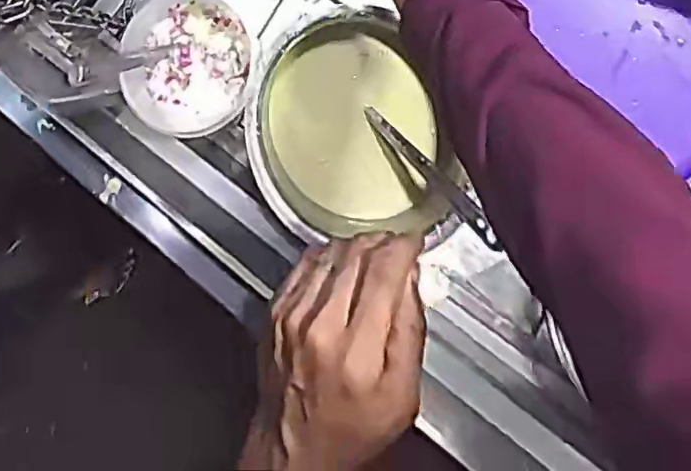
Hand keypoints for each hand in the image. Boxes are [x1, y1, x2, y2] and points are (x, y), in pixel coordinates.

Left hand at [239, 234, 425, 470]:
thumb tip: (410, 277)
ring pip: (332, 252)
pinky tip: (343, 263)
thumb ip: (411, 332)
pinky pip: (307, 262)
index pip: (384, 272)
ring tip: (374, 252)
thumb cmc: (351, 429)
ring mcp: (293, 315)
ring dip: (358, 245)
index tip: (415, 240)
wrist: (292, 451)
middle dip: (383, 242)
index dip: (403, 247)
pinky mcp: (276, 309)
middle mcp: (320, 326)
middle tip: (398, 245)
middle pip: (357, 255)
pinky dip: (330, 254)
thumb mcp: (402, 396)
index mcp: (357, 351)